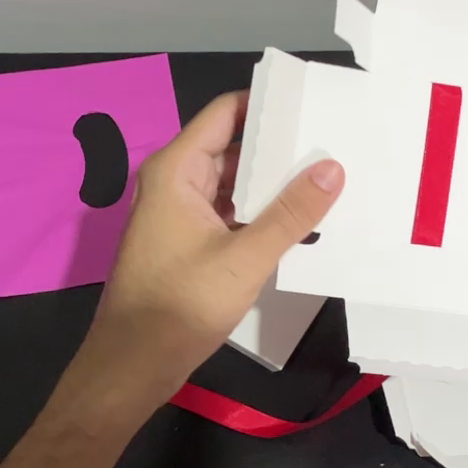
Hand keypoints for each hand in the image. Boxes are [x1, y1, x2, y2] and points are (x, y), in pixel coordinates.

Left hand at [76, 91, 343, 409]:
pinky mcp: (190, 242)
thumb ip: (290, 213)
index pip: (225, 113)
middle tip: (335, 141)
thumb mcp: (244, 258)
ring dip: (273, 183)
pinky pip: (230, 212)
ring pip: (234, 183)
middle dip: (279, 145)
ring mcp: (182, 214)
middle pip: (232, 146)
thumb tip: (332, 167)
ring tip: (329, 176)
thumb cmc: (179, 306)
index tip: (314, 102)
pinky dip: (261, 213)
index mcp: (177, 170)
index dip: (267, 103)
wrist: (132, 365)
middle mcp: (176, 182)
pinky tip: (301, 220)